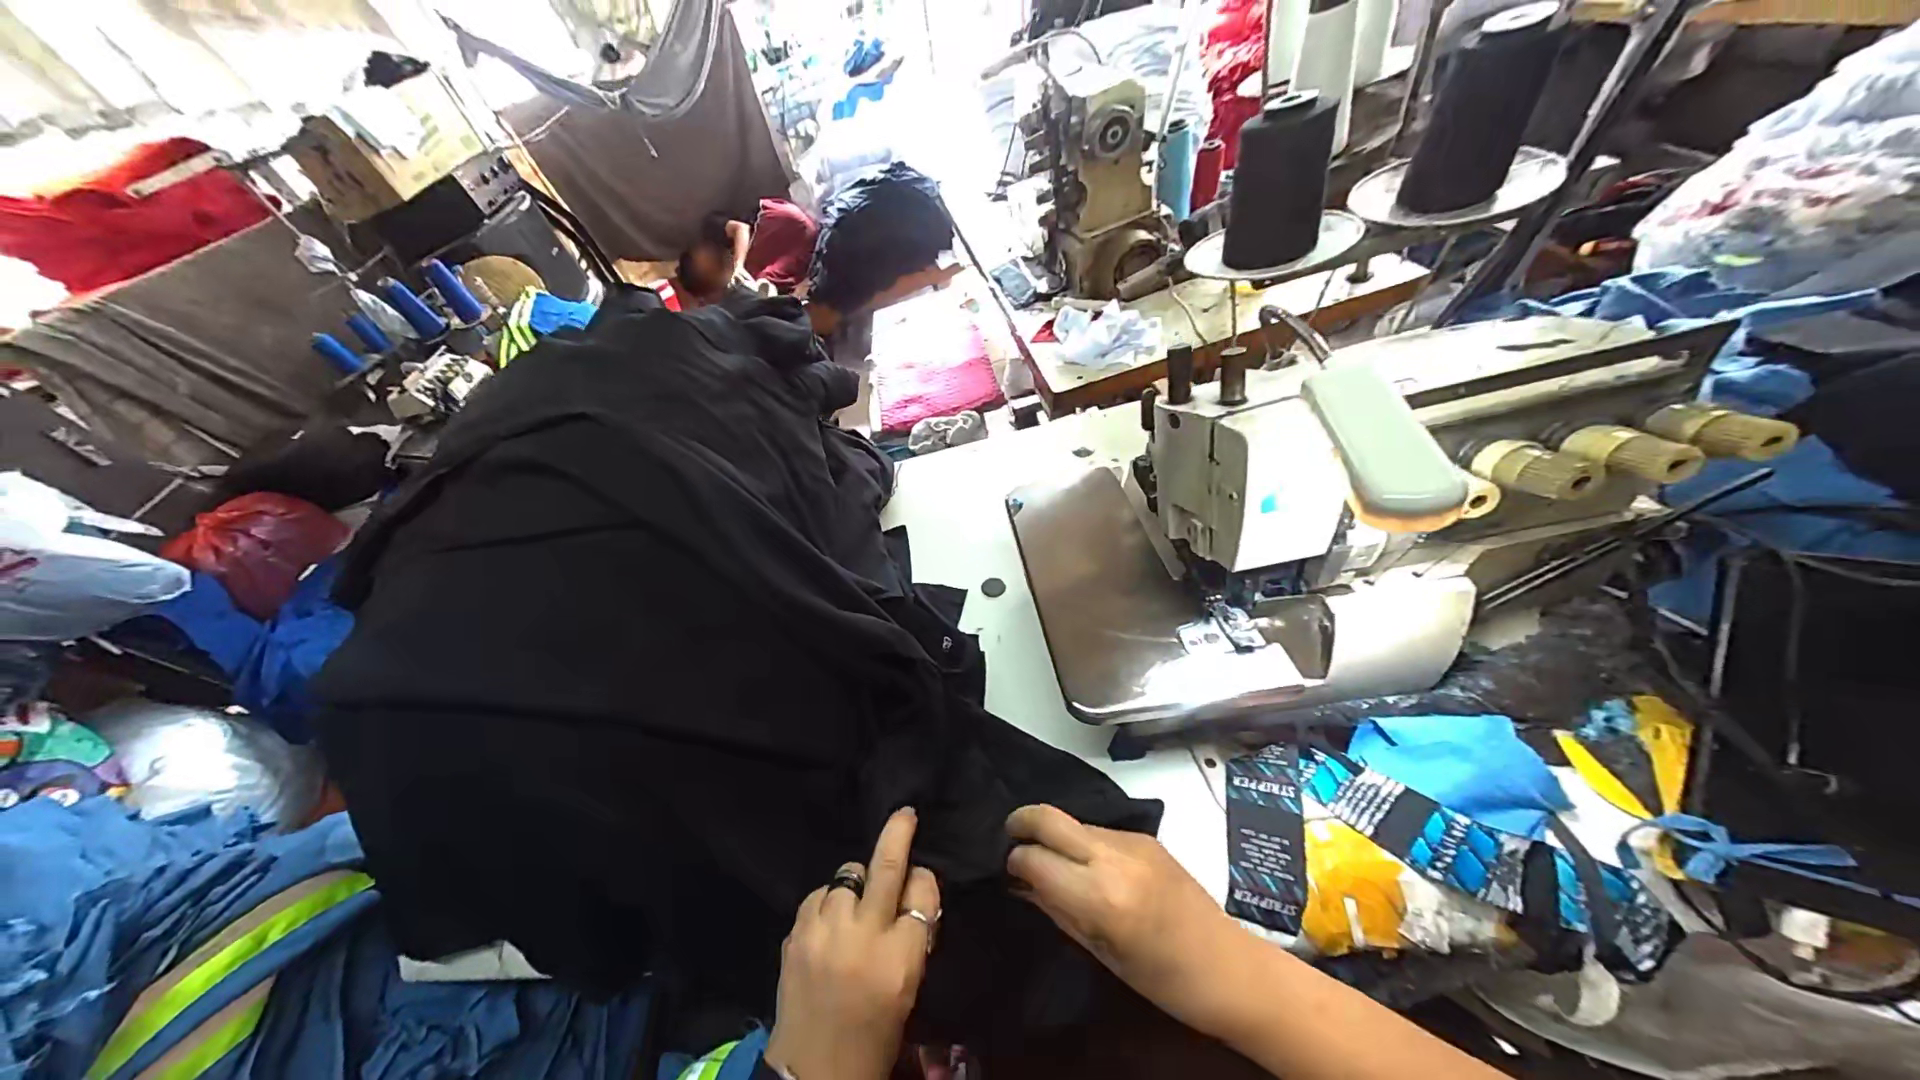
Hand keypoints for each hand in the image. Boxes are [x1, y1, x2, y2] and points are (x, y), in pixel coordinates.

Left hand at [766, 807, 940, 1079]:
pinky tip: (830, 920)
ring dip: (856, 883)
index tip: (922, 879)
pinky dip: (828, 901)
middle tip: (905, 814)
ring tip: (856, 905)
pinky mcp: (795, 934)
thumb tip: (914, 892)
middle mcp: (863, 937)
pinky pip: (818, 895)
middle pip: (885, 867)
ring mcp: (824, 932)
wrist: (811, 1074)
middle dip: (898, 834)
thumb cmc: (872, 1036)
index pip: (922, 893)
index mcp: (900, 959)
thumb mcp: (908, 988)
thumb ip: (914, 937)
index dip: (925, 880)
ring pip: (846, 875)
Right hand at [1006, 804, 1257, 1040]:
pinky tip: (1087, 868)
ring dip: (1055, 836)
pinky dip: (1082, 843)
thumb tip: (1019, 883)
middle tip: (1009, 842)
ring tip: (1051, 862)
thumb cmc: (1163, 980)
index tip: (1007, 874)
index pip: (1034, 858)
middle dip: (1021, 823)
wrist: (1231, 967)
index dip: (1013, 862)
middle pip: (1048, 816)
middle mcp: (1113, 856)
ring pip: (1073, 822)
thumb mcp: (1100, 953)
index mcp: (1101, 895)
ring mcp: (1131, 841)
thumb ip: (1055, 909)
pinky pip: (1098, 831)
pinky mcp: (1145, 836)